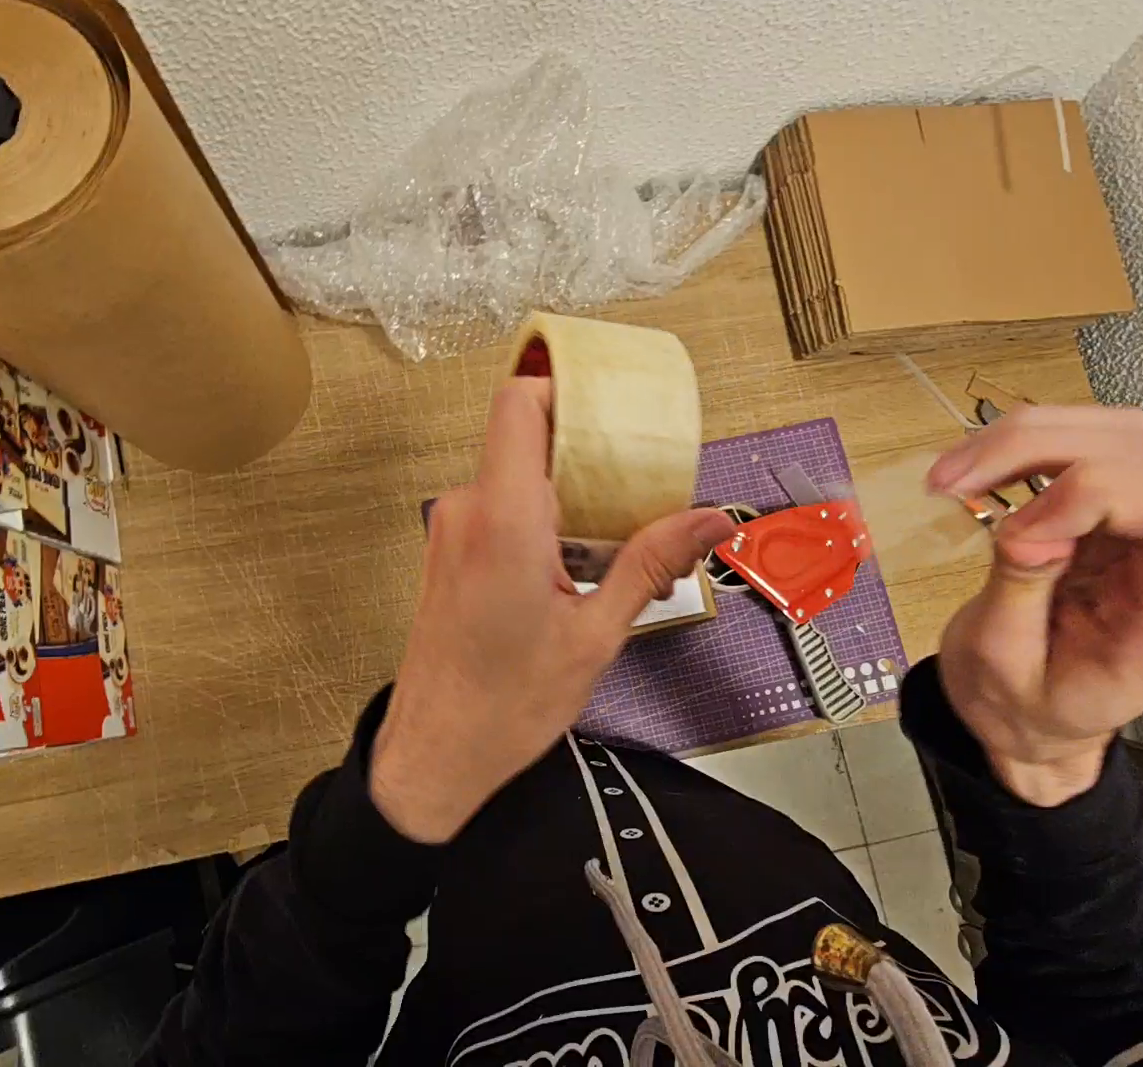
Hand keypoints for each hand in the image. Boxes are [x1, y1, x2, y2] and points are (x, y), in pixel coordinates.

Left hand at [370, 378, 734, 842]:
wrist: (434, 755)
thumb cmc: (502, 707)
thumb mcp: (595, 635)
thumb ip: (652, 564)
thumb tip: (707, 521)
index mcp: (503, 522)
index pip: (519, 405)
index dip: (562, 387)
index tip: (609, 401)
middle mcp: (467, 512)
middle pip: (527, 436)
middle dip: (586, 450)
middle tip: (638, 479)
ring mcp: (452, 530)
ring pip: (516, 472)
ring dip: (566, 489)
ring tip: (614, 532)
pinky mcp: (450, 549)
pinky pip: (500, 503)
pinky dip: (541, 513)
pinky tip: (575, 558)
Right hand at [927, 407, 1142, 806]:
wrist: (1032, 717)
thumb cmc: (1024, 708)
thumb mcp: (1003, 668)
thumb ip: (1019, 595)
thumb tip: (1028, 527)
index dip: (1104, 493)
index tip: (1015, 526)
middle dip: (1045, 449)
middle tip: (956, 479)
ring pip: (1124, 435)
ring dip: (1033, 437)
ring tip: (960, 469)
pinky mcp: (1121, 514)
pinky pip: (1094, 447)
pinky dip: (1030, 444)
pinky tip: (984, 465)